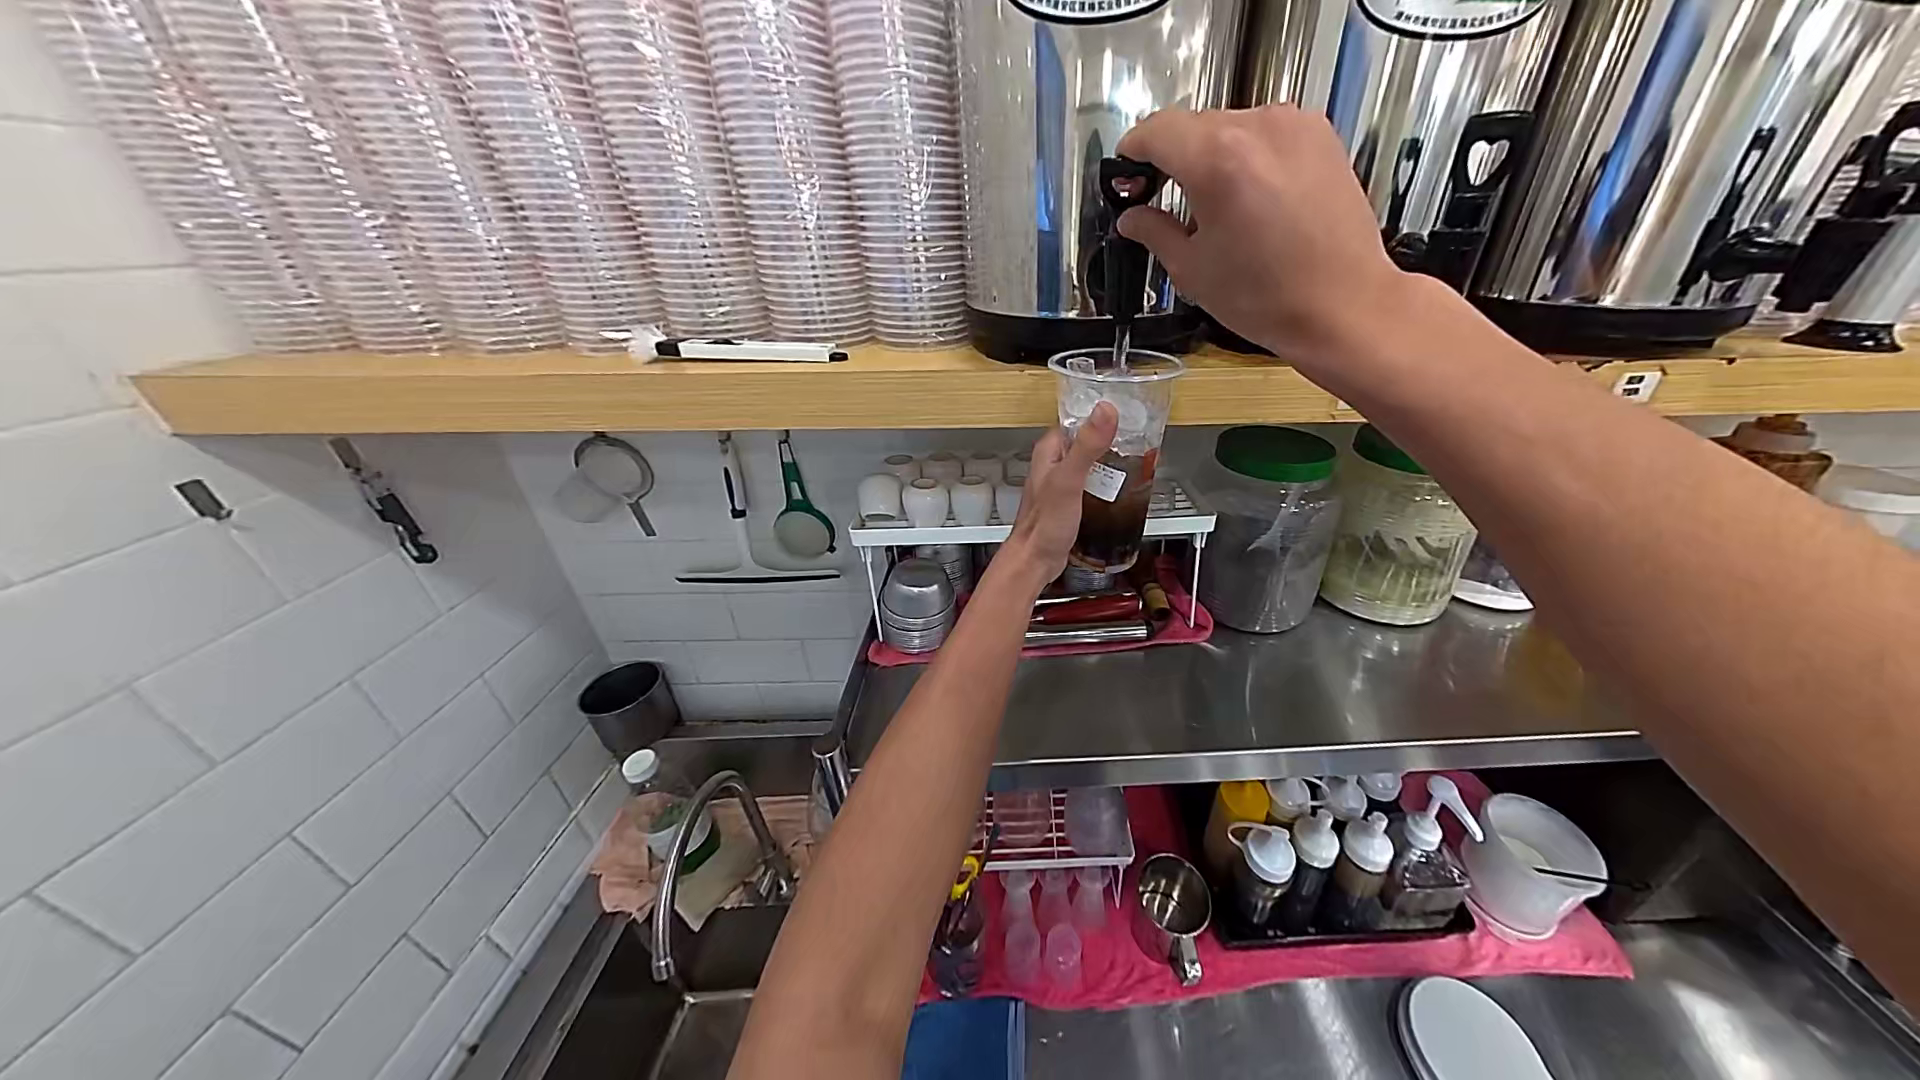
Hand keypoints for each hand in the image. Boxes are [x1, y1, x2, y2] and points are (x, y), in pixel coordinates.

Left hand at [1000, 402, 1118, 591]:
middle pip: (1090, 442)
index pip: (1079, 420)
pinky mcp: (1072, 501)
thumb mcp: (1069, 479)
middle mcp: (1055, 464)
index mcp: (1050, 451)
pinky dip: (1109, 485)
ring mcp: (1063, 483)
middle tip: (1139, 445)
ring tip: (1136, 466)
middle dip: (1115, 443)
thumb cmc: (1043, 525)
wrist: (1035, 562)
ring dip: (1114, 465)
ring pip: (1094, 464)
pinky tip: (1121, 491)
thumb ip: (1087, 445)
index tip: (1128, 416)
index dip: (1103, 417)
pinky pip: (1095, 485)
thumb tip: (1105, 412)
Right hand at [1115, 106, 1410, 359]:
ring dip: (1207, 160)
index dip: (1132, 153)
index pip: (1156, 132)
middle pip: (1192, 127)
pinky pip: (1263, 135)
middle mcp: (1259, 129)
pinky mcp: (1319, 137)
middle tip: (1157, 199)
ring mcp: (1295, 128)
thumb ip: (1154, 232)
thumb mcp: (1192, 269)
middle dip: (1169, 160)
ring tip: (1207, 210)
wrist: (1342, 305)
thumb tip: (1133, 218)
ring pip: (1228, 129)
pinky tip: (1244, 202)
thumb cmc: (1270, 297)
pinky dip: (1243, 159)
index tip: (1125, 176)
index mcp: (1218, 160)